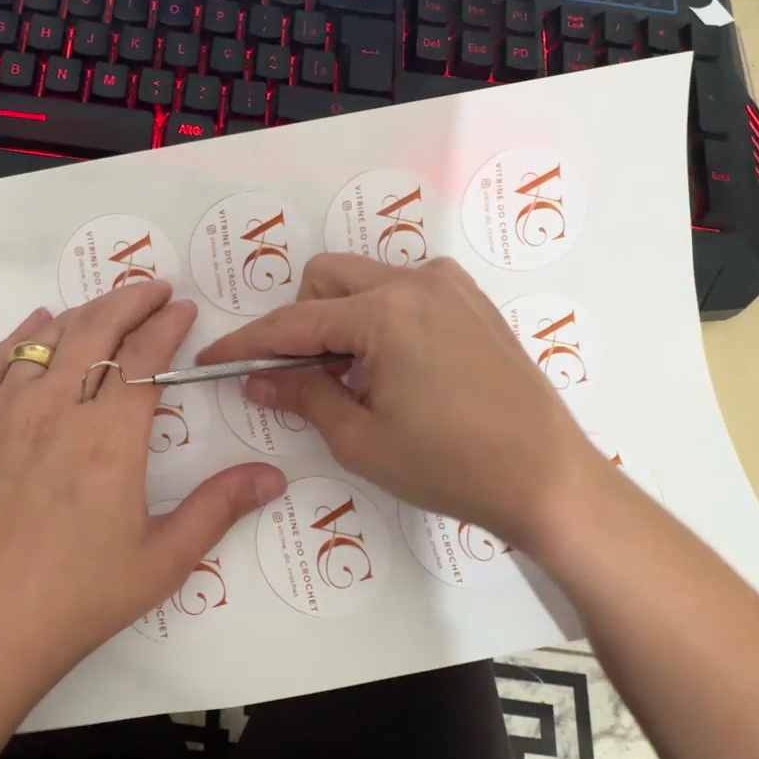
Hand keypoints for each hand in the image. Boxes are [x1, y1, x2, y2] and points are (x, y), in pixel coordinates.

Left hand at [0, 282, 286, 689]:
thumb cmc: (78, 599)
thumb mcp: (162, 561)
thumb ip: (218, 509)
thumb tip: (274, 476)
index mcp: (111, 437)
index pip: (145, 356)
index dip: (168, 326)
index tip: (184, 310)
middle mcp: (57, 409)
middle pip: (97, 329)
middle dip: (131, 300)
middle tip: (154, 290)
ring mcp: (6, 414)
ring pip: (48, 338)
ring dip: (84, 313)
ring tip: (108, 307)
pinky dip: (22, 335)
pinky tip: (37, 324)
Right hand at [198, 254, 605, 548]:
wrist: (548, 479)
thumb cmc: (451, 467)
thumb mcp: (361, 440)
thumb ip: (303, 395)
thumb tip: (258, 378)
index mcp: (386, 314)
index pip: (292, 323)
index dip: (245, 344)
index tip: (211, 360)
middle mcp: (417, 281)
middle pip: (324, 279)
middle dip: (300, 322)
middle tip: (308, 378)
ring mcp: (449, 285)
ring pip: (363, 279)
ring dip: (340, 318)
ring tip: (357, 378)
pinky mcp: (471, 300)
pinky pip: (402, 289)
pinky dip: (379, 318)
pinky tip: (396, 367)